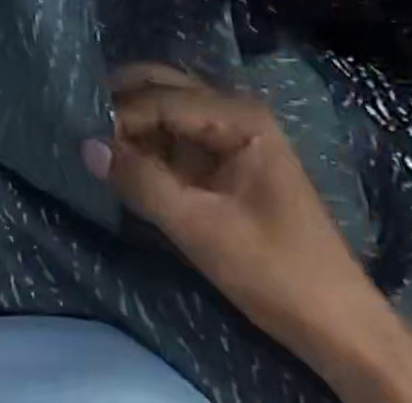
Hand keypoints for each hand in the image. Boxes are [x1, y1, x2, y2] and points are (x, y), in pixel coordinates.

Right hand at [83, 66, 364, 346]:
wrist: (336, 323)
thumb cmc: (274, 271)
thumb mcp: (201, 229)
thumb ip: (143, 183)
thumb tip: (86, 146)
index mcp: (239, 117)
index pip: (164, 99)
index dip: (119, 114)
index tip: (77, 132)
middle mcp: (234, 113)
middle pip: (167, 88)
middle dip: (122, 99)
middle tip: (76, 116)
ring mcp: (230, 137)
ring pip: (168, 111)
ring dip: (131, 120)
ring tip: (87, 133)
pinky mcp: (224, 163)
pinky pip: (175, 139)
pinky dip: (145, 144)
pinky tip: (117, 156)